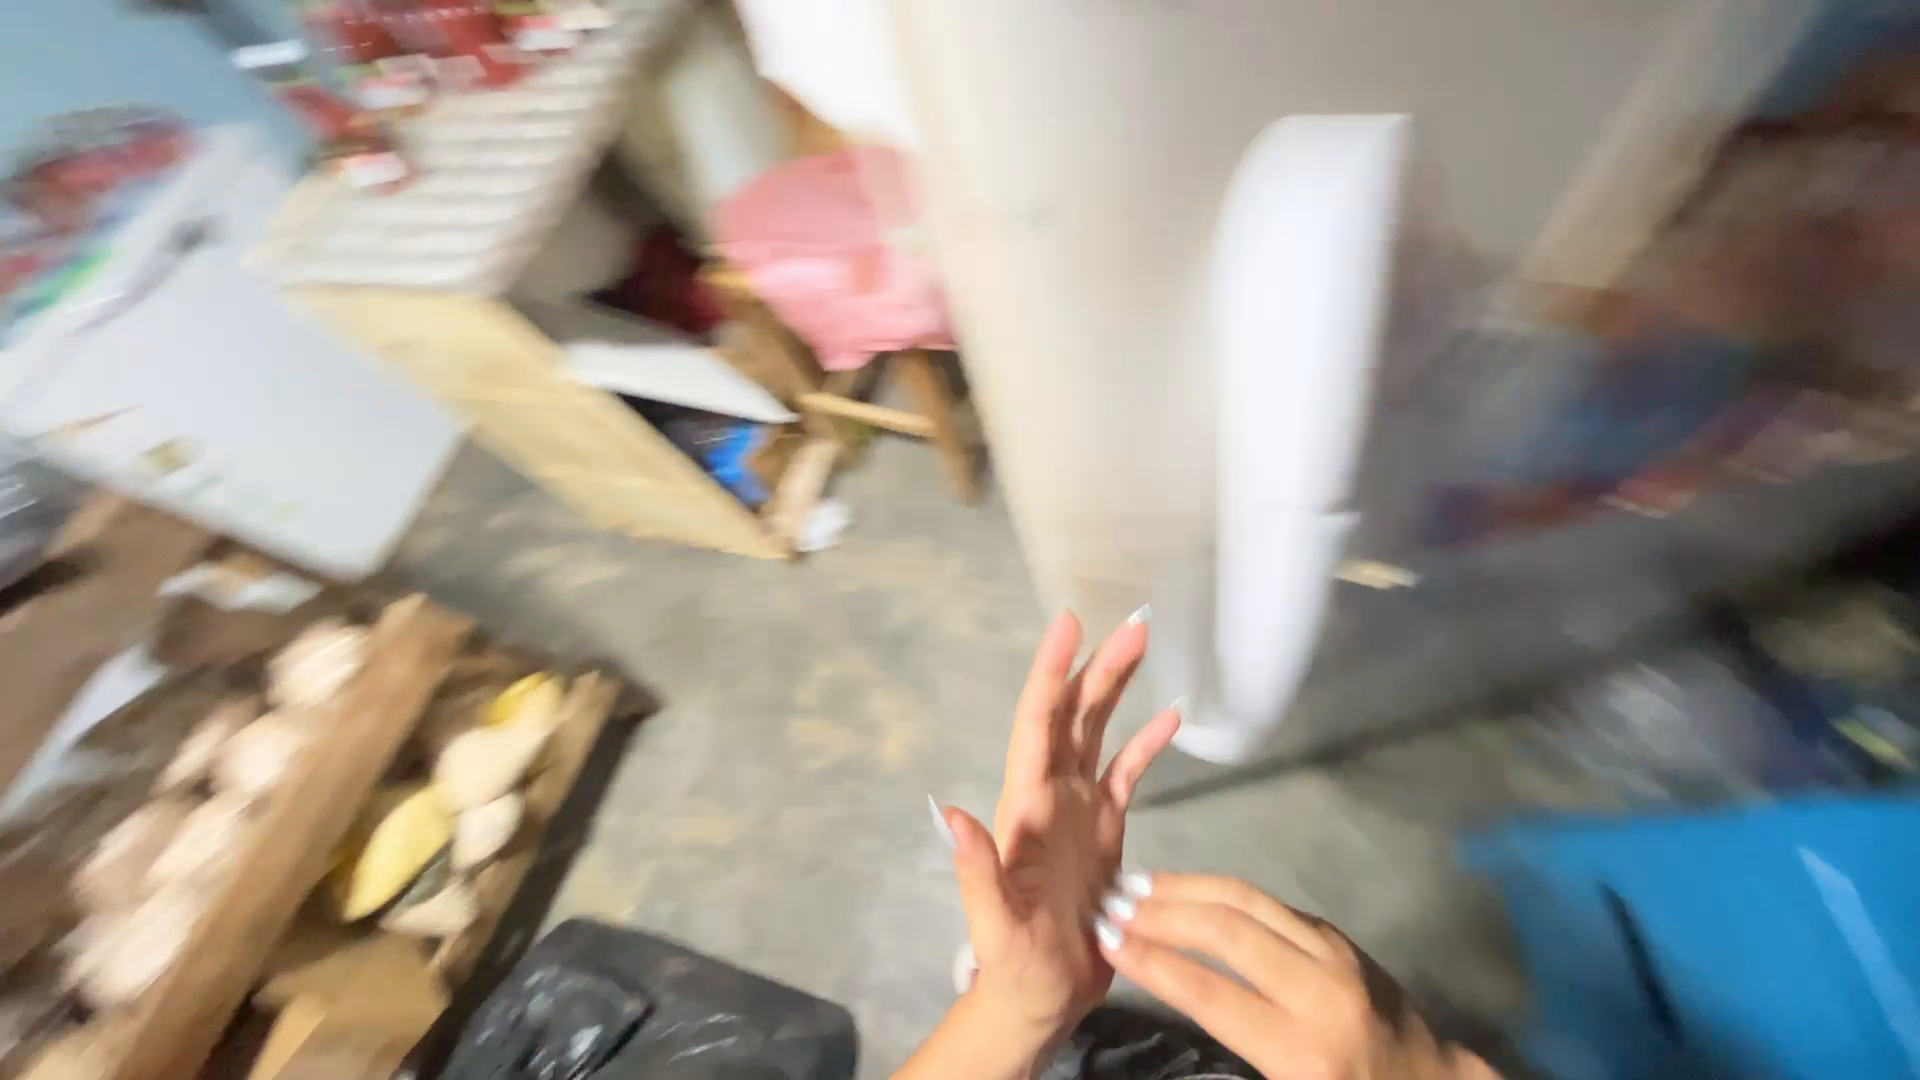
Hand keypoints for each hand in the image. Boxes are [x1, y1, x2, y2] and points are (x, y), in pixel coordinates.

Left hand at [934, 608, 1180, 1037]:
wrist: (1042, 992)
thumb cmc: (1013, 962)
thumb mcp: (993, 924)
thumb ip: (976, 872)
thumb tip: (951, 813)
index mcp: (1025, 800)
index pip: (1037, 722)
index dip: (1050, 672)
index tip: (1067, 624)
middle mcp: (1050, 789)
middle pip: (1073, 713)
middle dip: (1097, 666)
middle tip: (1133, 624)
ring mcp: (1079, 804)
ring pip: (1099, 730)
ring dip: (1117, 687)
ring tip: (1143, 644)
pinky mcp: (1106, 824)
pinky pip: (1128, 771)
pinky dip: (1147, 742)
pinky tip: (1171, 715)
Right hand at [1095, 874, 1499, 1079]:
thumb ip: (1230, 1043)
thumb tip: (1165, 983)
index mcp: (1306, 1051)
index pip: (1211, 995)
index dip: (1153, 964)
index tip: (1106, 940)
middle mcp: (1319, 990)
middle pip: (1226, 932)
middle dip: (1160, 915)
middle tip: (1110, 904)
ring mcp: (1330, 950)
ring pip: (1243, 899)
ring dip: (1181, 888)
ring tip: (1134, 884)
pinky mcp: (1331, 930)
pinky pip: (1262, 898)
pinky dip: (1211, 888)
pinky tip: (1180, 888)